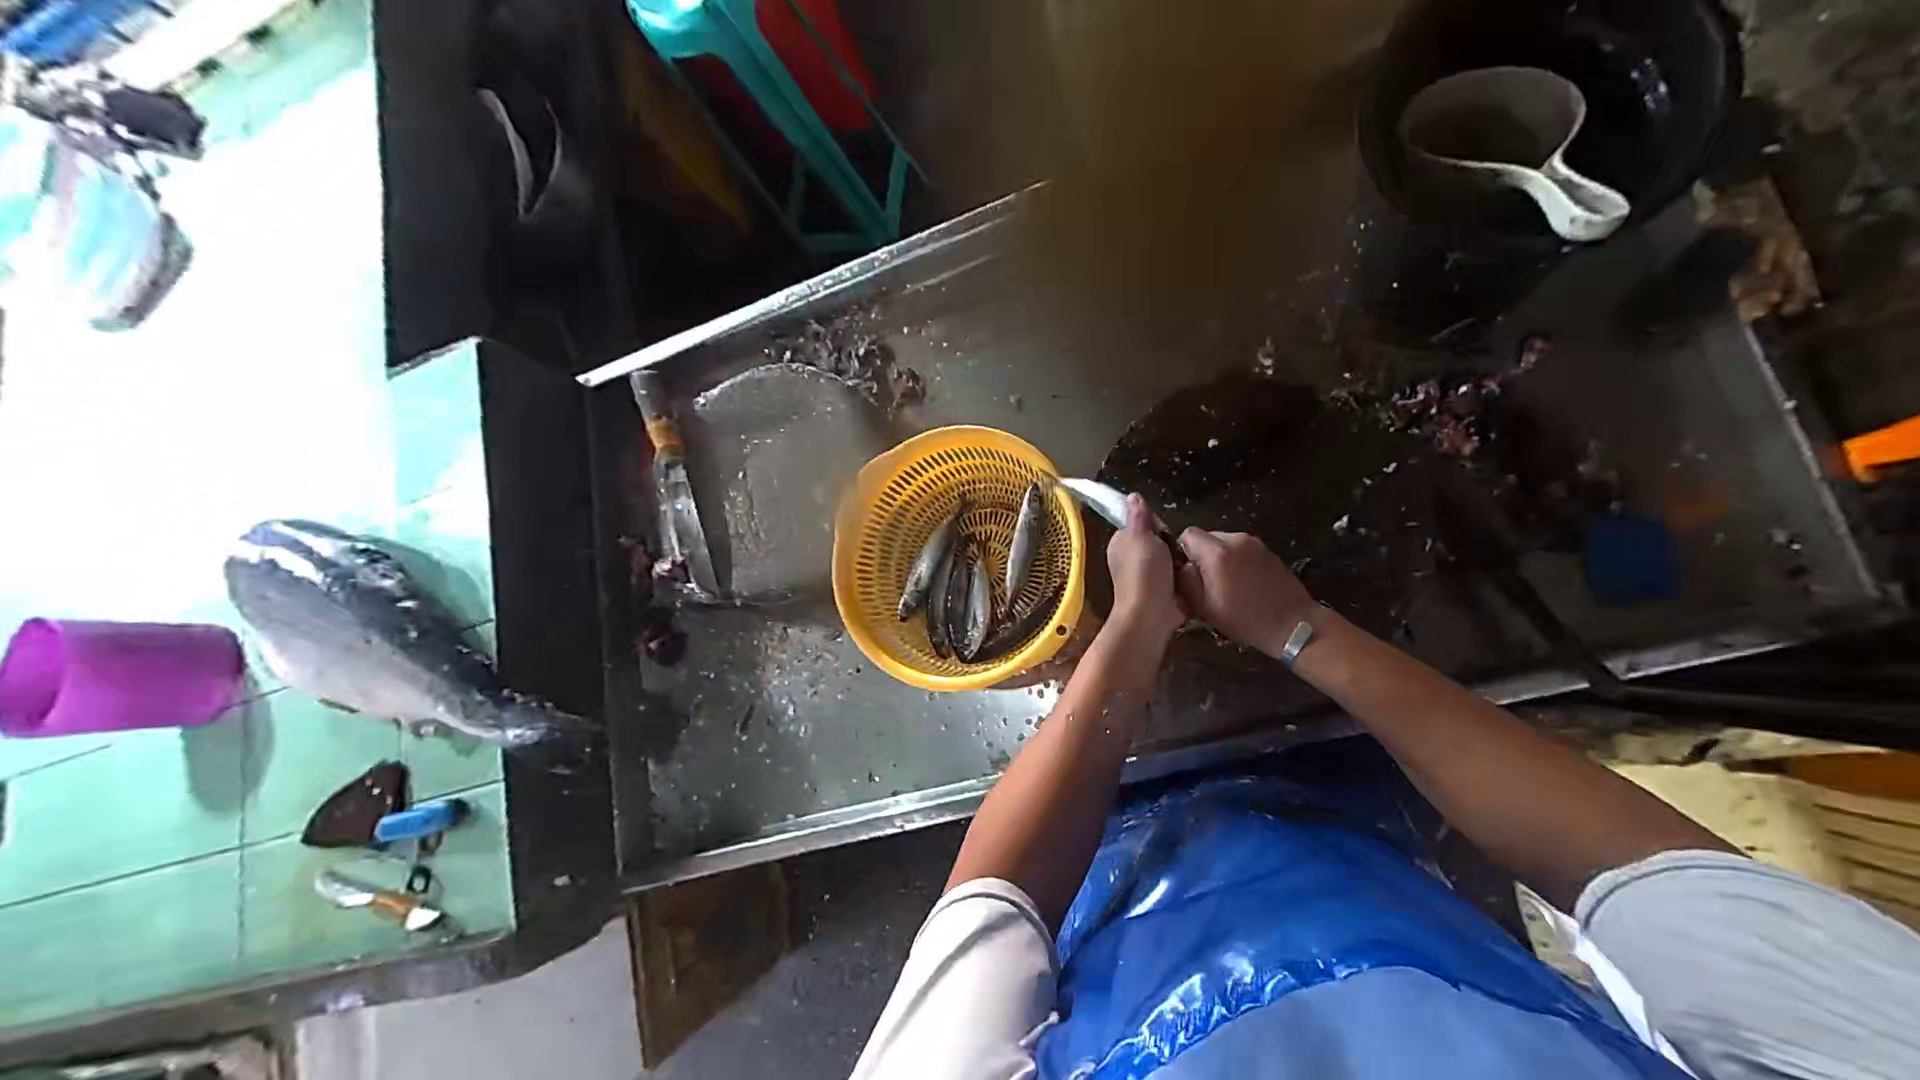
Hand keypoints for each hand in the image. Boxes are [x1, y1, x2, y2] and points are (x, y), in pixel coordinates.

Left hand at [1104, 494, 1183, 651]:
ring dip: (1183, 562)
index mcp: (1121, 544)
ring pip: (1172, 560)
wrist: (1151, 612)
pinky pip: (1180, 578)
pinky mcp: (1165, 593)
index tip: (1169, 531)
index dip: (1157, 526)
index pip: (1141, 526)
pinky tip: (1196, 577)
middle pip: (1160, 543)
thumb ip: (1138, 516)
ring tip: (1194, 562)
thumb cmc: (1143, 571)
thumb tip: (1133, 496)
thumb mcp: (1140, 535)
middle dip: (1173, 544)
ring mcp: (1148, 578)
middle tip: (1184, 548)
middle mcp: (1131, 560)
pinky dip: (1188, 578)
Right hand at [1175, 529, 1317, 657]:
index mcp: (1217, 551)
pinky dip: (1237, 562)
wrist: (1293, 624)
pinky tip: (1244, 584)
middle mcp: (1236, 539)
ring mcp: (1255, 544)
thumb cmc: (1245, 619)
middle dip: (1201, 556)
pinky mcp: (1268, 551)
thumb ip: (1185, 580)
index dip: (1182, 552)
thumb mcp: (1204, 606)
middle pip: (1207, 537)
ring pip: (1224, 544)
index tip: (1188, 574)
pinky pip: (1242, 550)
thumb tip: (1181, 566)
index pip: (1187, 534)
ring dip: (1220, 559)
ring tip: (1227, 585)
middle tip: (1206, 583)